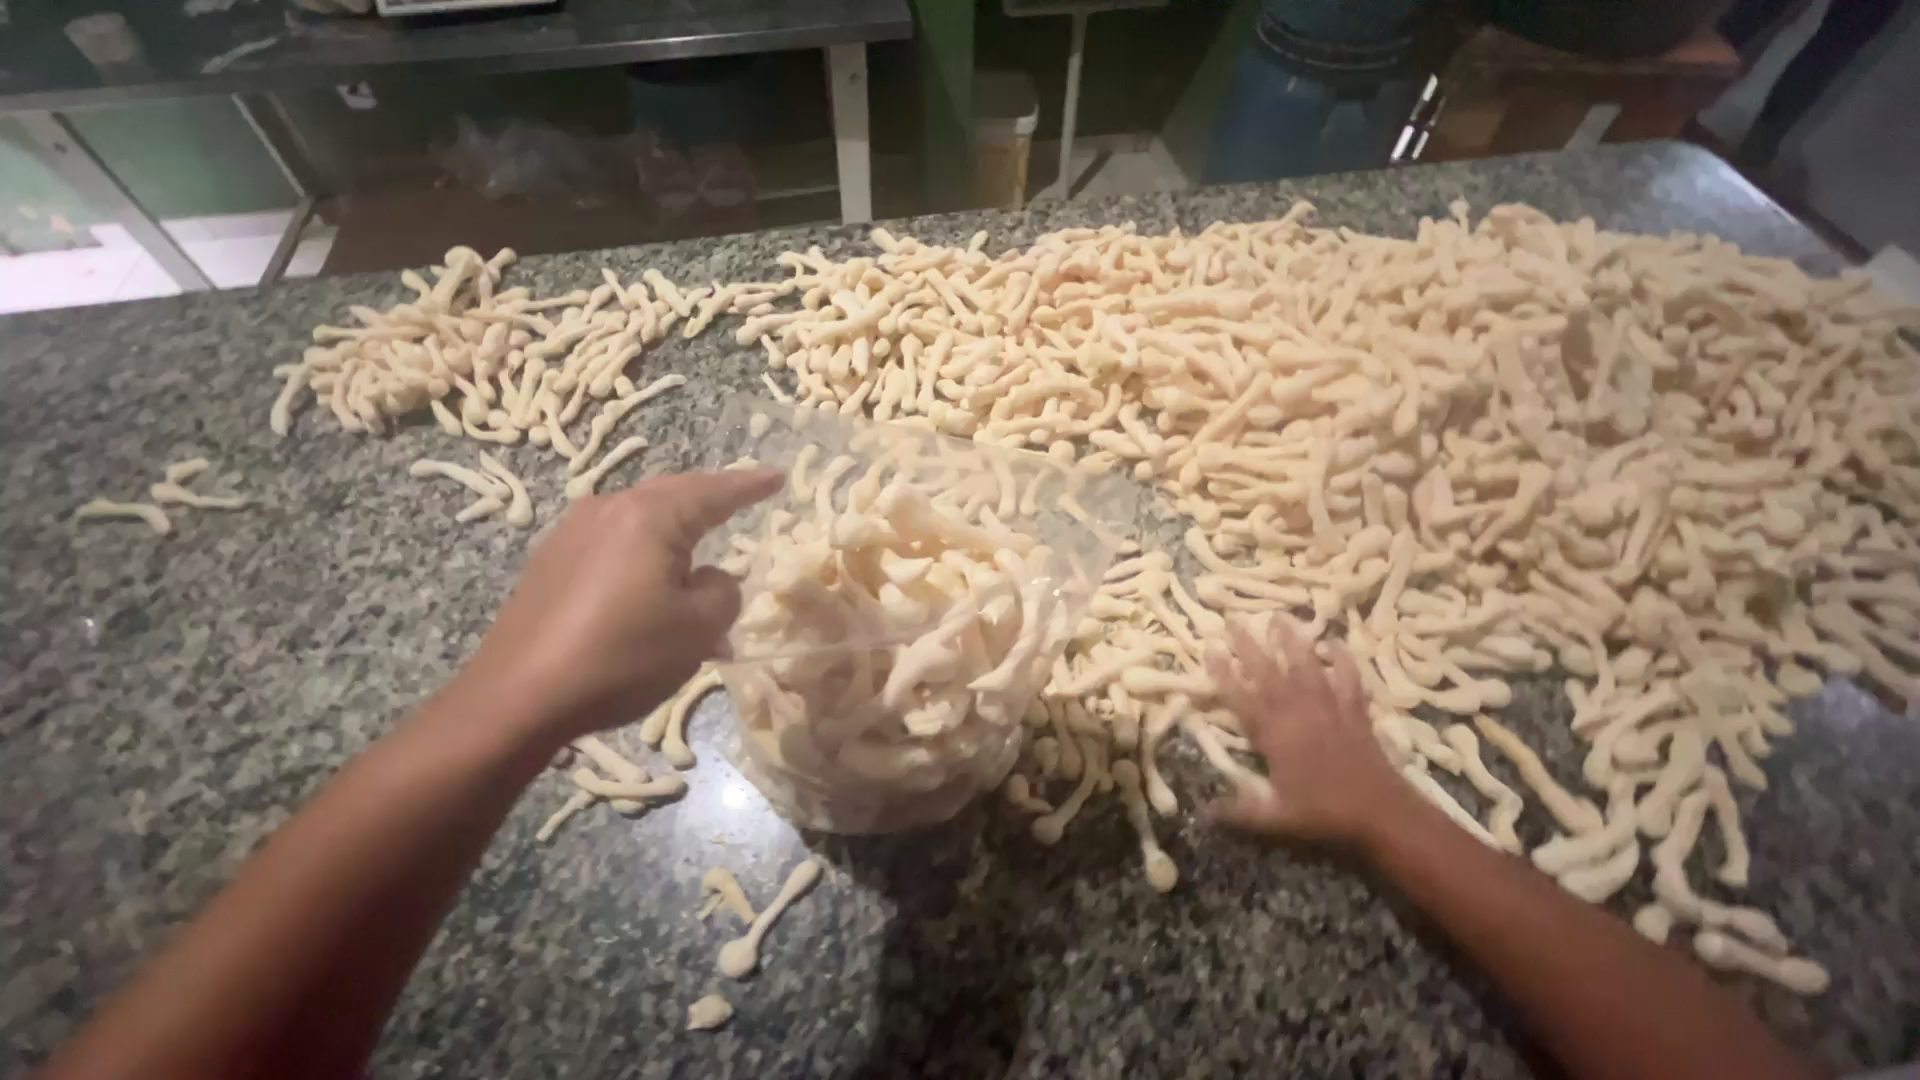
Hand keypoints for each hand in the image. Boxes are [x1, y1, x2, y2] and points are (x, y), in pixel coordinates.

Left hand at [462, 469, 782, 743]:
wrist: (518, 697)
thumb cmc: (621, 656)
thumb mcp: (697, 628)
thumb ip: (721, 592)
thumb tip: (708, 579)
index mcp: (648, 517)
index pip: (713, 492)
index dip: (749, 485)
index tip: (777, 476)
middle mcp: (607, 511)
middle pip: (672, 496)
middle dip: (709, 500)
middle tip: (742, 500)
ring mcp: (571, 535)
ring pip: (640, 522)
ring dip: (674, 536)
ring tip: (698, 553)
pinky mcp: (550, 564)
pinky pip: (613, 546)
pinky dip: (643, 558)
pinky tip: (650, 589)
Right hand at [1204, 617, 1414, 844]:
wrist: (1380, 811)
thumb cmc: (1323, 813)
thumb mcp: (1275, 818)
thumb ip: (1238, 812)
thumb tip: (1201, 813)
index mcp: (1273, 735)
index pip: (1240, 698)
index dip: (1223, 673)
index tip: (1209, 649)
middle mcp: (1297, 713)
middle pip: (1268, 672)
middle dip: (1248, 645)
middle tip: (1232, 620)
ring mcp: (1327, 707)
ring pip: (1305, 666)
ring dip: (1291, 640)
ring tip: (1277, 617)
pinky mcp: (1353, 710)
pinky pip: (1347, 678)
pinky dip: (1342, 659)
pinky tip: (1334, 642)